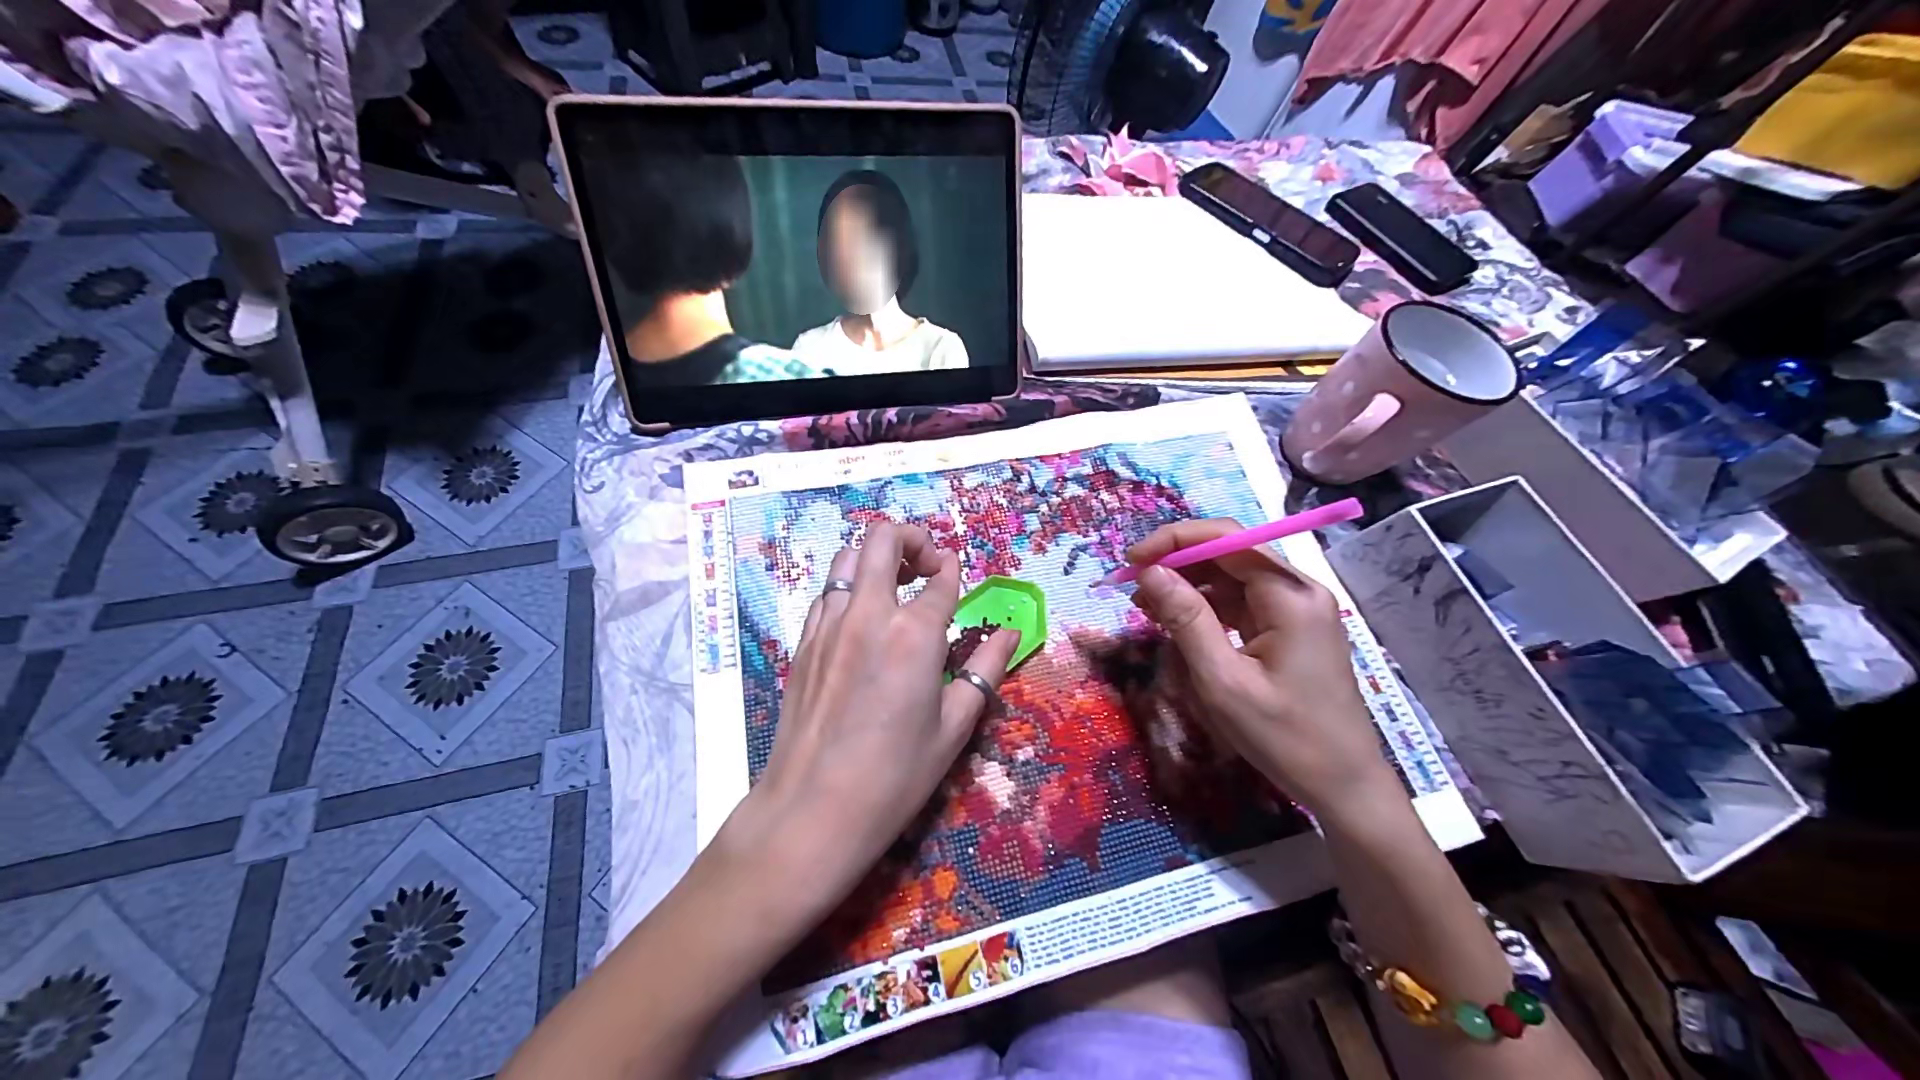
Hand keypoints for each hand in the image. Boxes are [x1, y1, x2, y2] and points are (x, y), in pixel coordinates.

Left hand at [739, 522, 1018, 898]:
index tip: (957, 578)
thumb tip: (1010, 633)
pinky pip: (827, 592)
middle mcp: (868, 614)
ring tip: (894, 585)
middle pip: (883, 540)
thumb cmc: (895, 776)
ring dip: (876, 558)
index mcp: (914, 634)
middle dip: (912, 538)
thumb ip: (985, 670)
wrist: (812, 810)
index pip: (940, 578)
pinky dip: (849, 587)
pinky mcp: (803, 642)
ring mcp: (828, 625)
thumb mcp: (954, 726)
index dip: (954, 571)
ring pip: (847, 557)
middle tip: (927, 564)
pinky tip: (862, 619)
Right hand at [1126, 519, 1395, 818]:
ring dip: (1188, 583)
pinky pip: (1241, 600)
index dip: (1174, 541)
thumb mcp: (1222, 681)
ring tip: (1146, 606)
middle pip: (1230, 551)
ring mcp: (1297, 608)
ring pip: (1232, 575)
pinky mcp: (1290, 627)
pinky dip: (1205, 605)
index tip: (1132, 562)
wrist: (1343, 785)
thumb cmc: (1284, 737)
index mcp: (1290, 596)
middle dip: (1177, 561)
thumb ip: (1185, 620)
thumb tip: (1149, 571)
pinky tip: (1176, 620)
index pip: (1227, 538)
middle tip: (1133, 585)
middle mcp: (1299, 590)